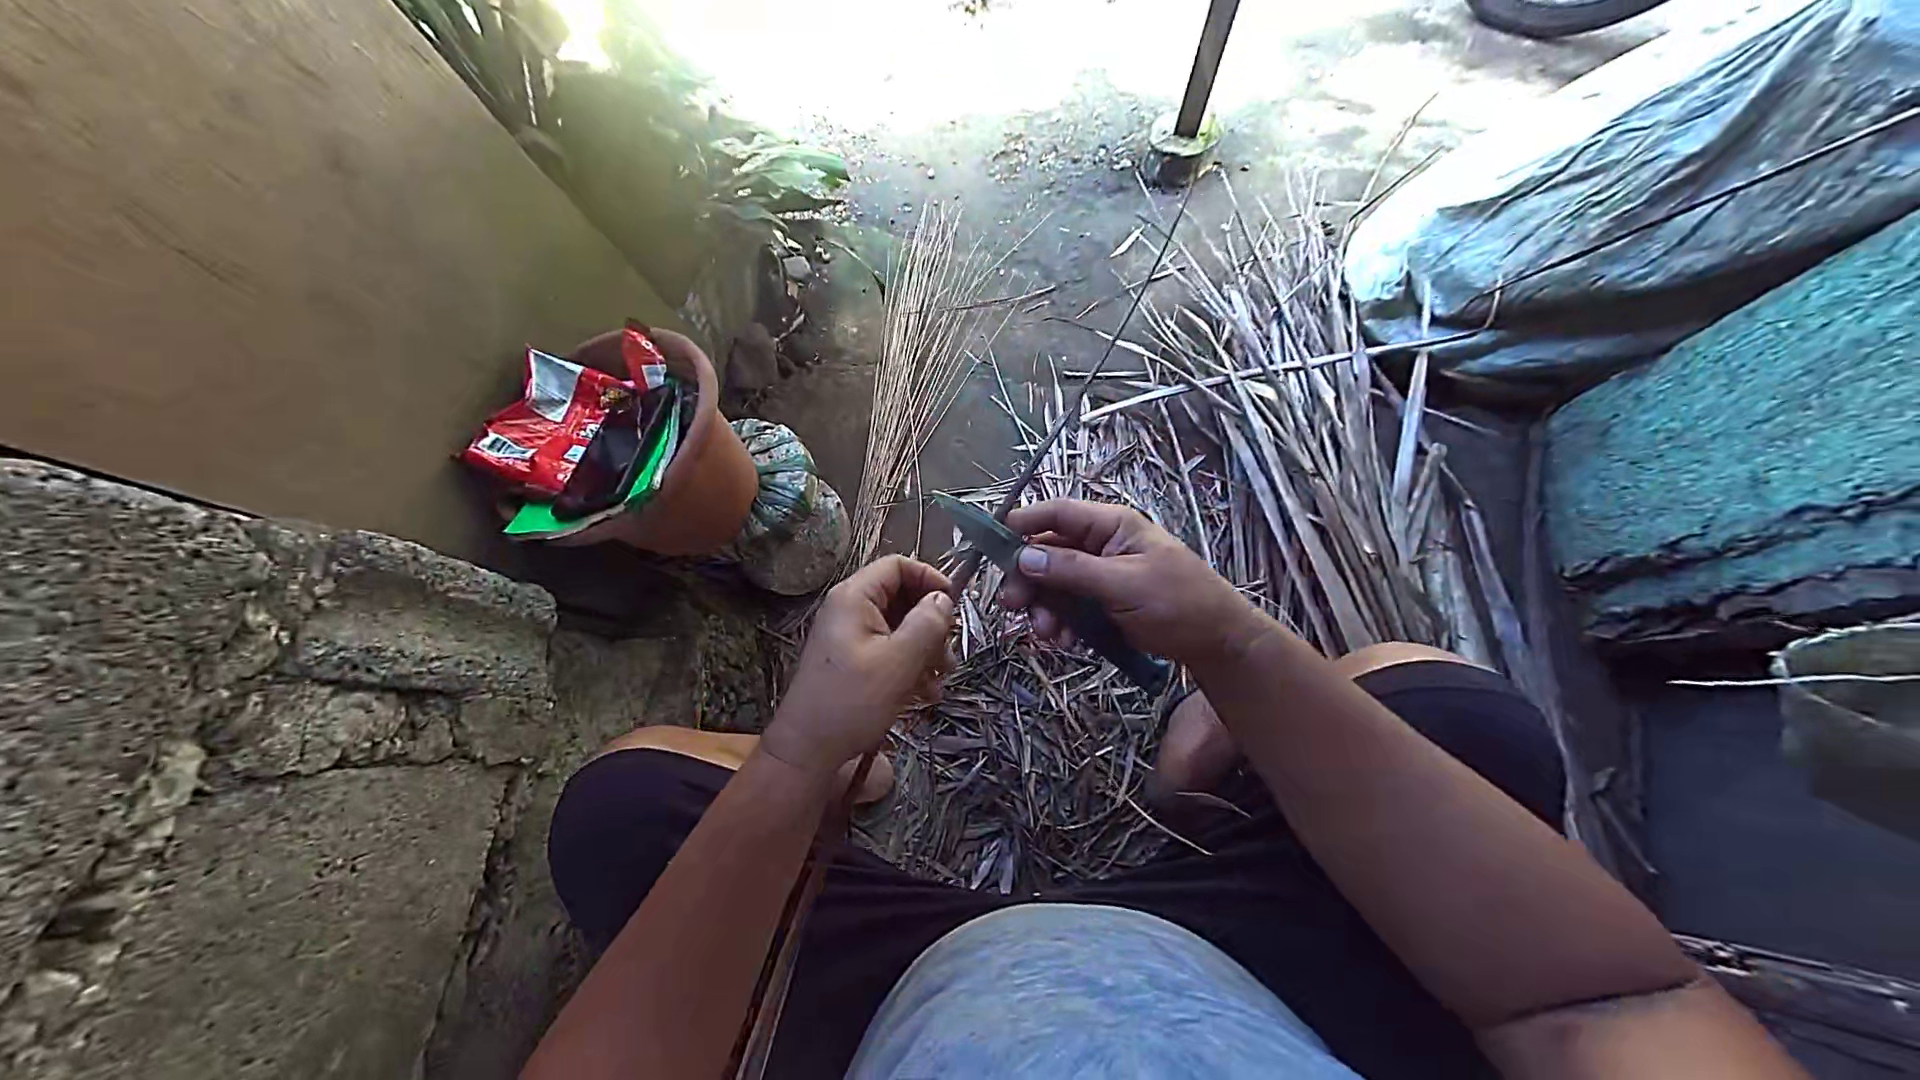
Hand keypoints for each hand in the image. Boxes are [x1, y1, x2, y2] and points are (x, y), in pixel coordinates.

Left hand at [761, 555, 955, 776]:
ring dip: (926, 649)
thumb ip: (928, 623)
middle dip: (932, 623)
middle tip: (948, 654)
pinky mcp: (854, 660)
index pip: (898, 565)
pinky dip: (911, 665)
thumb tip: (944, 599)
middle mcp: (851, 609)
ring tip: (940, 679)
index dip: (930, 578)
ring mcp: (851, 635)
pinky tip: (925, 693)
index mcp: (854, 597)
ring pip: (901, 626)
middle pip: (903, 596)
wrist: (808, 751)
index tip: (953, 606)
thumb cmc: (852, 701)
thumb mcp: (899, 661)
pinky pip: (890, 649)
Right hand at [996, 499, 1261, 666]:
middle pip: (1047, 552)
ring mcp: (1100, 575)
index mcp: (1111, 526)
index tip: (991, 543)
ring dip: (1043, 608)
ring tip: (1047, 634)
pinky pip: (1068, 607)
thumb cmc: (1179, 602)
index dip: (1022, 523)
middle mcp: (1101, 545)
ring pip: (1053, 584)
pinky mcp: (1101, 603)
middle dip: (1028, 578)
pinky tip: (1065, 642)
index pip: (1057, 514)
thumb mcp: (1123, 584)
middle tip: (1011, 605)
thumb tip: (1023, 556)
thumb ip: (1072, 570)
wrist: (1216, 643)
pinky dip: (1061, 623)